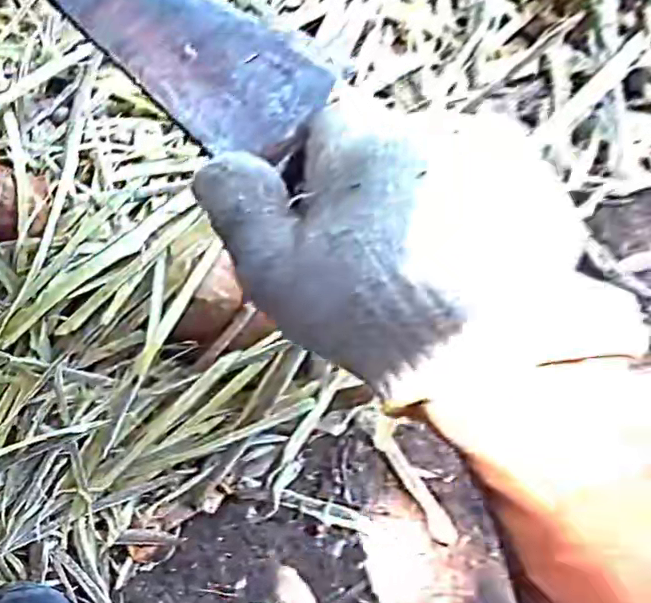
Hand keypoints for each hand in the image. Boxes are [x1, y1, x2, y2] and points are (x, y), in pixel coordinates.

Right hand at [193, 99, 644, 407]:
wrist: (472, 342)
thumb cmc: (354, 305)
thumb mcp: (270, 263)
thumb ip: (240, 207)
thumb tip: (214, 165)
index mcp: (370, 146)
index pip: (319, 118)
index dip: (288, 159)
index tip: (277, 209)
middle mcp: (443, 131)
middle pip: (368, 145)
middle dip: (336, 185)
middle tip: (317, 249)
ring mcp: (498, 155)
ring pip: (412, 167)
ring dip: (384, 201)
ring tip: (372, 262)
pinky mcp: (529, 187)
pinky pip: (460, 186)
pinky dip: (431, 215)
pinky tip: (416, 263)